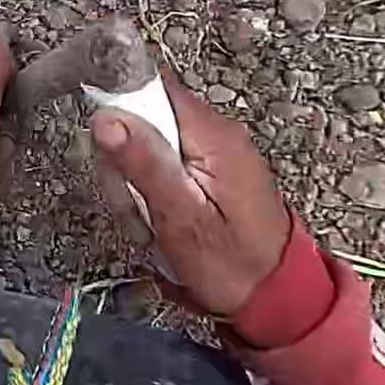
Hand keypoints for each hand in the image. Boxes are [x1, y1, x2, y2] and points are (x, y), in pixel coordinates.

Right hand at [90, 78, 291, 316]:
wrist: (278, 299)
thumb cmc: (232, 266)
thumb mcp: (182, 220)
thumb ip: (145, 165)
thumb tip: (107, 119)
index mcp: (212, 134)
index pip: (153, 86)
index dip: (120, 105)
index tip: (107, 143)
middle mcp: (216, 130)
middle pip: (148, 113)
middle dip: (126, 156)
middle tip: (132, 204)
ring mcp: (215, 147)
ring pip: (151, 138)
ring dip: (136, 177)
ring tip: (148, 219)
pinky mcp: (211, 165)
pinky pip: (166, 158)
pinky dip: (153, 184)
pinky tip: (158, 216)